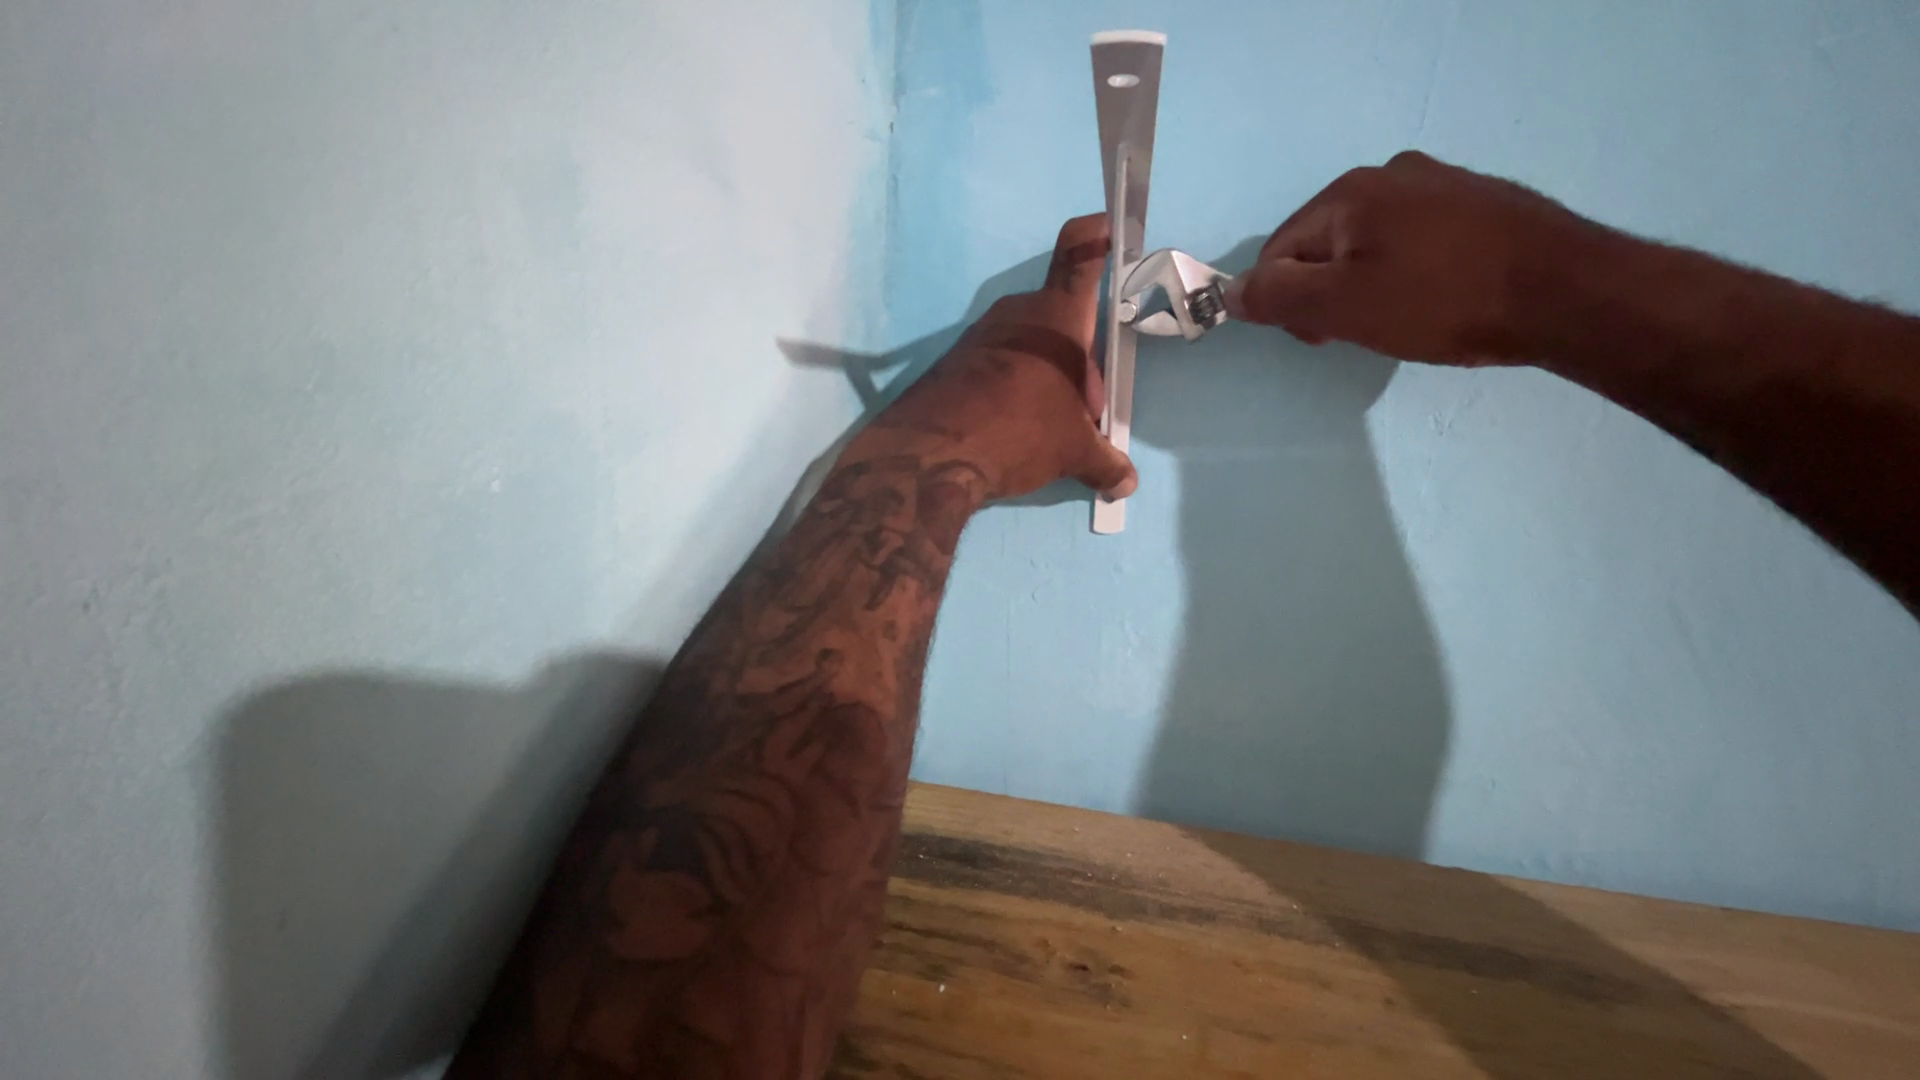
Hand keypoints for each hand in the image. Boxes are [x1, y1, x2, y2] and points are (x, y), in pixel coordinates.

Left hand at [857, 214, 1137, 499]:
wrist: (932, 454)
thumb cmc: (1019, 432)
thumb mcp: (1073, 452)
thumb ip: (1105, 462)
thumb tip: (1126, 482)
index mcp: (1059, 317)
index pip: (1081, 251)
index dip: (1098, 234)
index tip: (1110, 229)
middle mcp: (1018, 313)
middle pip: (1063, 321)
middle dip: (1080, 364)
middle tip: (1084, 415)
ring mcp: (981, 334)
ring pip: (1031, 346)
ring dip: (1047, 380)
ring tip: (1047, 429)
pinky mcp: (954, 359)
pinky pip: (999, 364)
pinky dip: (1014, 389)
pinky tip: (1012, 430)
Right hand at [1225, 151, 1598, 365]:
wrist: (1569, 293)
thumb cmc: (1441, 301)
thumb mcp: (1341, 306)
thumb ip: (1276, 296)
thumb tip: (1230, 292)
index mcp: (1350, 193)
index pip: (1279, 252)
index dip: (1284, 301)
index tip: (1320, 335)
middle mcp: (1391, 174)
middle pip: (1321, 246)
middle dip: (1324, 295)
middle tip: (1357, 333)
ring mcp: (1440, 185)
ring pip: (1367, 247)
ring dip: (1363, 288)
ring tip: (1398, 321)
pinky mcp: (1478, 205)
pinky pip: (1412, 244)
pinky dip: (1405, 276)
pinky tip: (1432, 301)